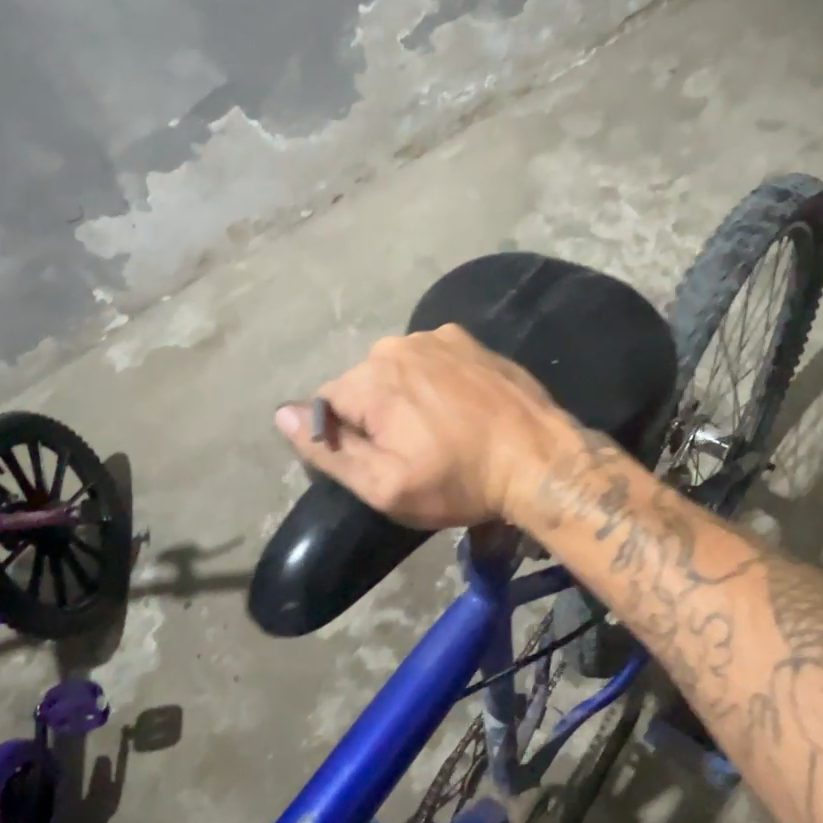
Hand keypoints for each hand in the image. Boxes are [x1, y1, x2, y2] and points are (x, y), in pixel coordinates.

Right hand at [274, 325, 574, 528]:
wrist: (540, 459)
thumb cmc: (460, 480)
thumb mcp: (386, 486)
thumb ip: (329, 450)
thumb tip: (281, 415)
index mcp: (370, 379)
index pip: (326, 406)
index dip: (346, 440)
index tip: (382, 463)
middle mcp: (397, 345)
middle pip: (363, 385)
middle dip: (376, 416)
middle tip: (416, 452)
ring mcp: (438, 337)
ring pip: (398, 371)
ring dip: (407, 398)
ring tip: (442, 432)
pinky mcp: (469, 341)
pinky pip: (432, 361)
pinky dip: (436, 383)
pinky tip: (461, 410)